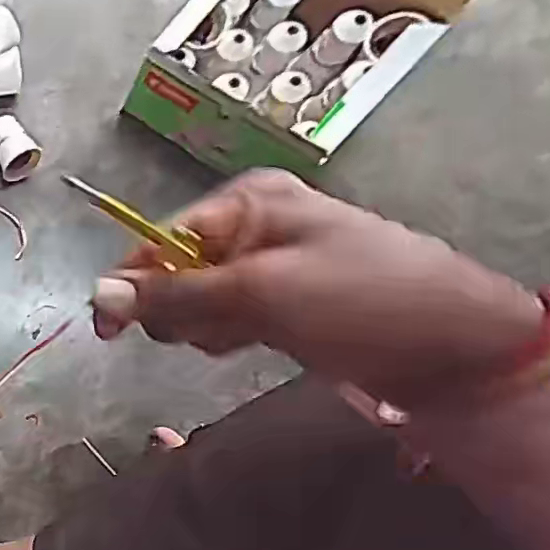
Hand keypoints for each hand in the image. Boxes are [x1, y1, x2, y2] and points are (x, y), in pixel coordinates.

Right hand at [90, 170, 543, 407]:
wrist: (450, 347)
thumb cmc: (358, 301)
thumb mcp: (259, 293)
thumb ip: (174, 294)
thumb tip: (99, 293)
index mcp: (246, 203)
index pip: (158, 241)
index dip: (131, 283)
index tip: (108, 329)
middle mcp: (247, 226)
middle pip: (170, 273)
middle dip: (181, 308)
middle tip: (218, 327)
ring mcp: (259, 265)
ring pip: (191, 302)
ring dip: (204, 327)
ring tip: (247, 334)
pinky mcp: (270, 300)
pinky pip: (218, 318)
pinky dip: (224, 334)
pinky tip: (254, 340)